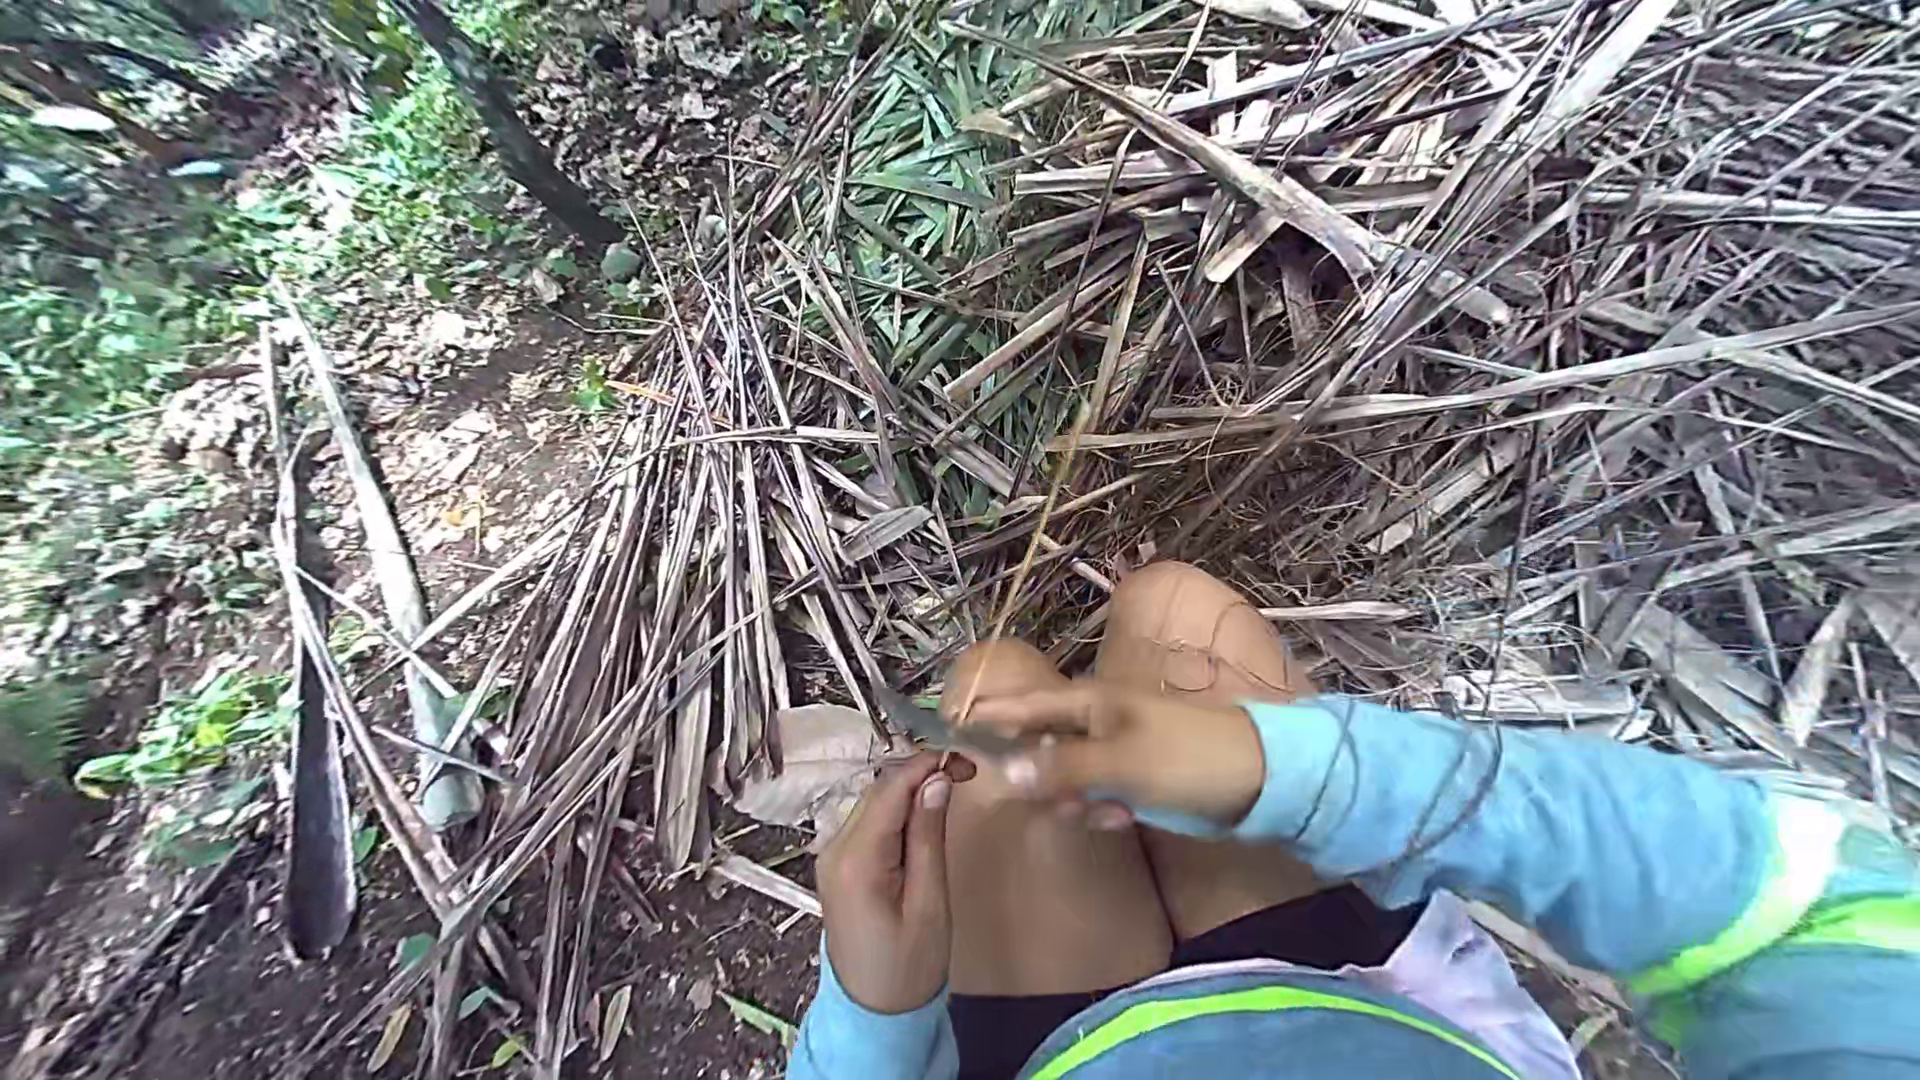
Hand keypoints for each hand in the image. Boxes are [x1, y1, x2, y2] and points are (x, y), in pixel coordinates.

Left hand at [817, 753, 967, 1012]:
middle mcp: (834, 849)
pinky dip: (897, 809)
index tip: (964, 760)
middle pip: (879, 791)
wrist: (874, 1017)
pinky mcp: (839, 864)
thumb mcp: (929, 901)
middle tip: (964, 773)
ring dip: (910, 789)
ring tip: (949, 787)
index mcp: (855, 859)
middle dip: (920, 773)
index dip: (926, 764)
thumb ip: (929, 835)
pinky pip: (869, 822)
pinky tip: (922, 812)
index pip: (890, 790)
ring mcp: (832, 856)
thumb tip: (937, 780)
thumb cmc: (909, 966)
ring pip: (874, 802)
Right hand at [960, 682, 1265, 827]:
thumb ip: (1062, 767)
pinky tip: (1121, 818)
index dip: (988, 714)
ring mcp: (1113, 748)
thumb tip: (1004, 769)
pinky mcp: (1131, 775)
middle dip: (1038, 774)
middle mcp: (1093, 720)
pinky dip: (1101, 806)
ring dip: (1074, 798)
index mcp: (1087, 702)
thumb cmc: (1185, 756)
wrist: (1260, 776)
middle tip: (1045, 802)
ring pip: (1068, 774)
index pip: (1024, 705)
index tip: (951, 727)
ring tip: (1102, 813)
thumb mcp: (1121, 763)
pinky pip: (1097, 791)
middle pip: (1041, 743)